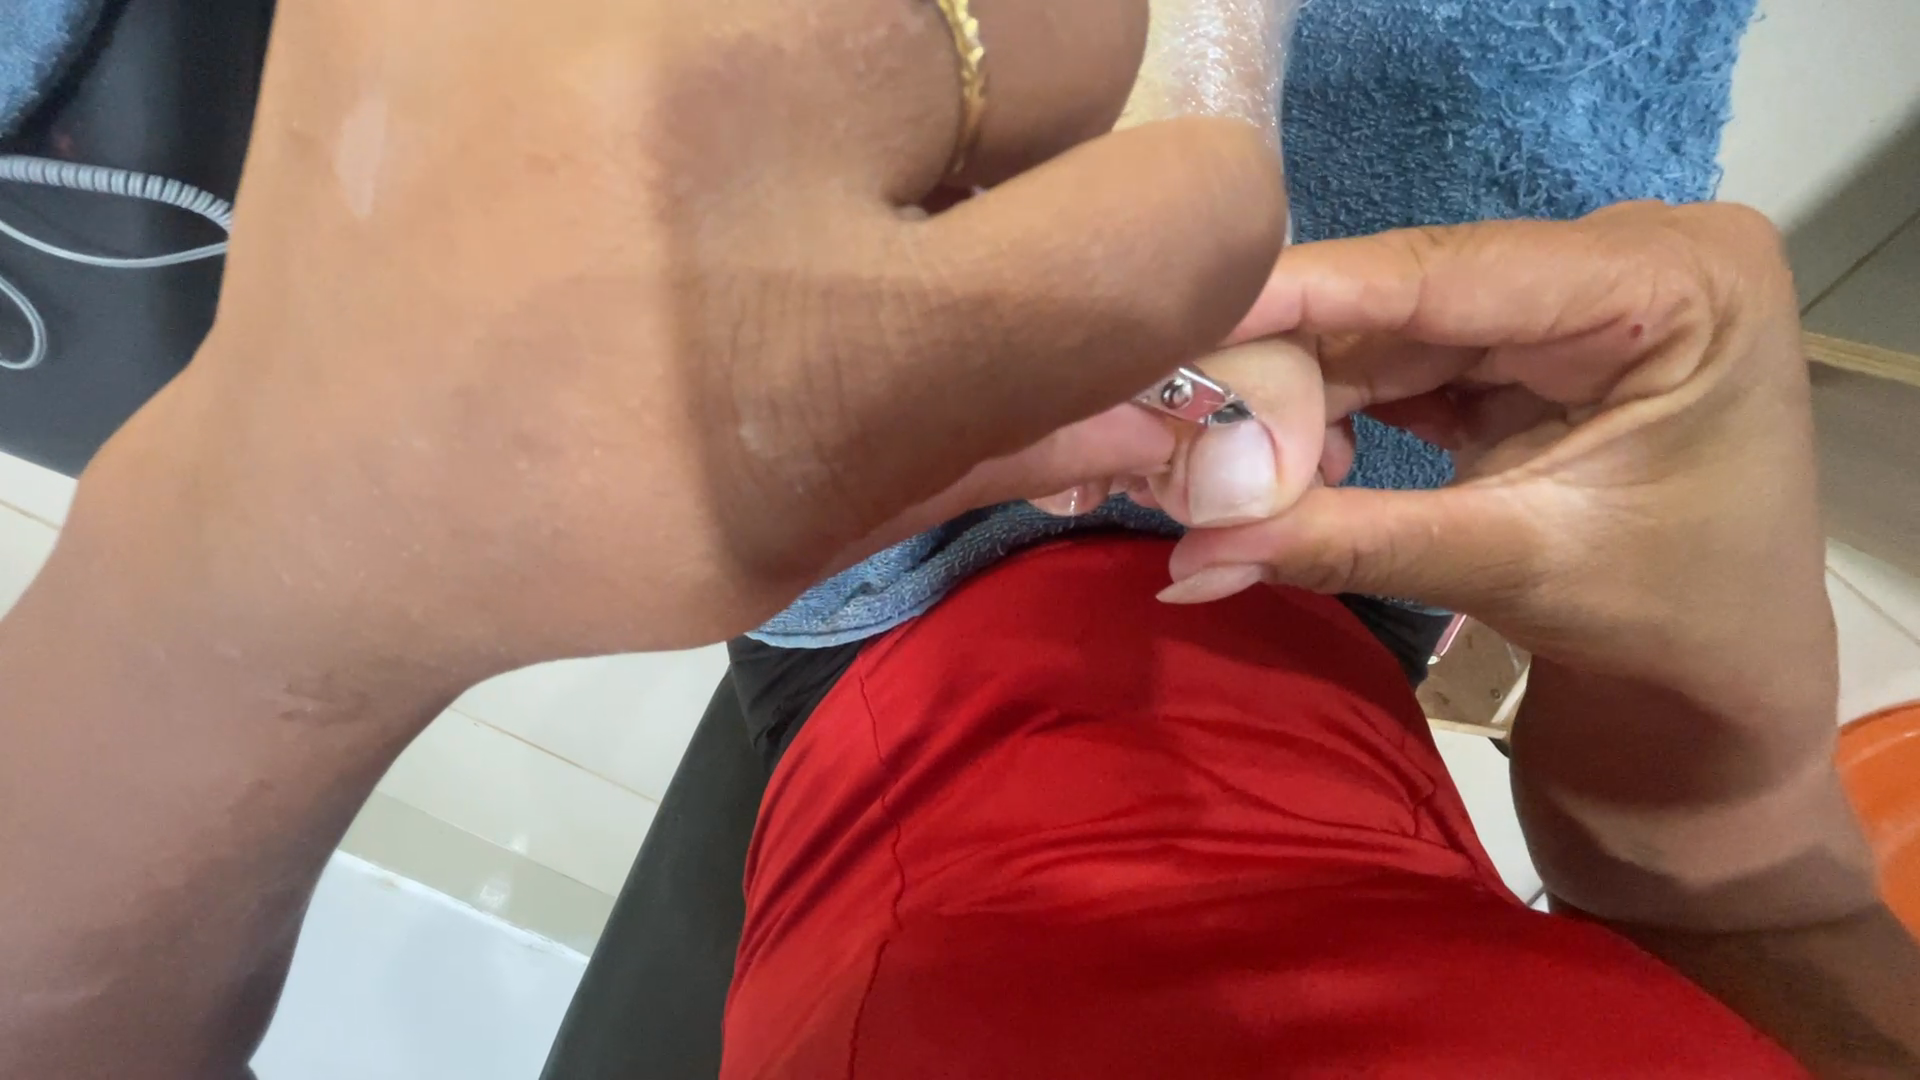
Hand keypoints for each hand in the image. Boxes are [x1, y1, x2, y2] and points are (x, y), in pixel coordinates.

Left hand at [69, 0, 1285, 686]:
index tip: (1115, 268)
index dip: (1198, 240)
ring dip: (903, 53)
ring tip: (755, 151)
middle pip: (1081, 19)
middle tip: (895, 206)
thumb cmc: (621, 539)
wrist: (336, 494)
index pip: (1198, 208)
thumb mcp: (842, 529)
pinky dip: (751, 34)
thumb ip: (1043, 436)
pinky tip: (642, 103)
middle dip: (1030, 130)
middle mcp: (742, 119)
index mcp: (852, 344)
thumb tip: (1208, 393)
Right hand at [1161, 203, 1878, 930]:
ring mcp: (1549, 305)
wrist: (1706, 665)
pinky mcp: (1504, 349)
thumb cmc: (1666, 619)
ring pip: (1369, 337)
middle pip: (1389, 303)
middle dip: (1274, 370)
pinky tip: (1278, 464)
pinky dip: (1318, 419)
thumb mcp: (1505, 567)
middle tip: (1172, 426)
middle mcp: (1605, 266)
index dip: (1294, 298)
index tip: (1176, 321)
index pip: (1438, 275)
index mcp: (1666, 285)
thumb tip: (1189, 559)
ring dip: (1284, 402)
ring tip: (1211, 459)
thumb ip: (1342, 546)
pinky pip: (1379, 369)